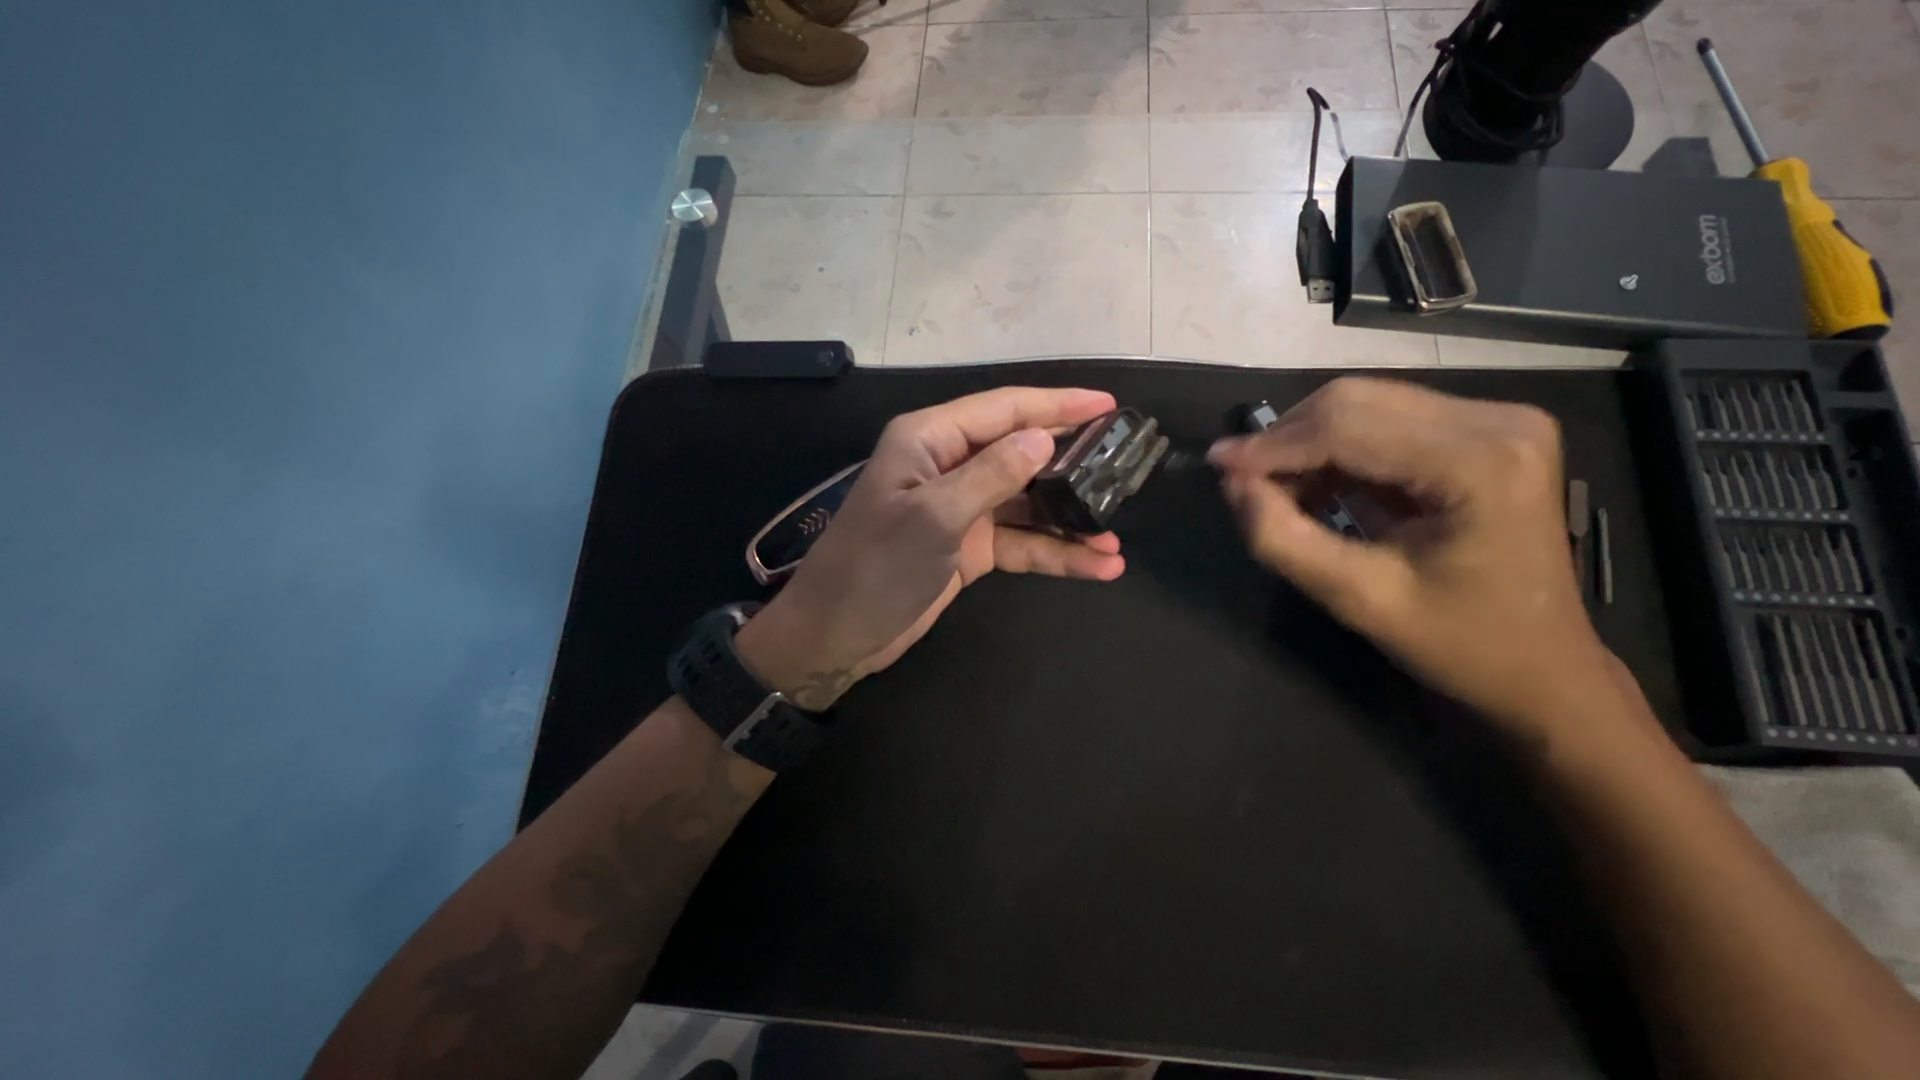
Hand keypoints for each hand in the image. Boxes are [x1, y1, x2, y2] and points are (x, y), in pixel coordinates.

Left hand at [736, 387, 1127, 709]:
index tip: (1109, 404)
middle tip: (1127, 468)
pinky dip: (1055, 552)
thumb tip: (1043, 437)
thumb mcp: (933, 518)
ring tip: (1116, 537)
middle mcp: (948, 465)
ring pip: (1028, 502)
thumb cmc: (874, 569)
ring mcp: (960, 508)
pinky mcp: (968, 548)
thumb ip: (990, 476)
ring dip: (1070, 519)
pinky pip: (1021, 542)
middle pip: (1022, 452)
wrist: (835, 637)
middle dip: (1074, 463)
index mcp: (929, 440)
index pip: (1003, 409)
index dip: (1057, 405)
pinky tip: (1097, 567)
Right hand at [1208, 377, 1612, 729]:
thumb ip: (1285, 540)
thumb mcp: (1360, 600)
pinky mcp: (1491, 429)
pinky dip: (1343, 447)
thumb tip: (1233, 484)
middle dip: (1289, 439)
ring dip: (1312, 442)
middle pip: (1358, 400)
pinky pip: (1392, 418)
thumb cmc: (1460, 645)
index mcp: (1481, 462)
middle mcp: (1499, 420)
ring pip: (1370, 402)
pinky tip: (1319, 485)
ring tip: (1277, 490)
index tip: (1216, 464)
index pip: (1349, 427)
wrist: (1545, 669)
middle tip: (1243, 483)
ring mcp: (1501, 419)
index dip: (1273, 444)